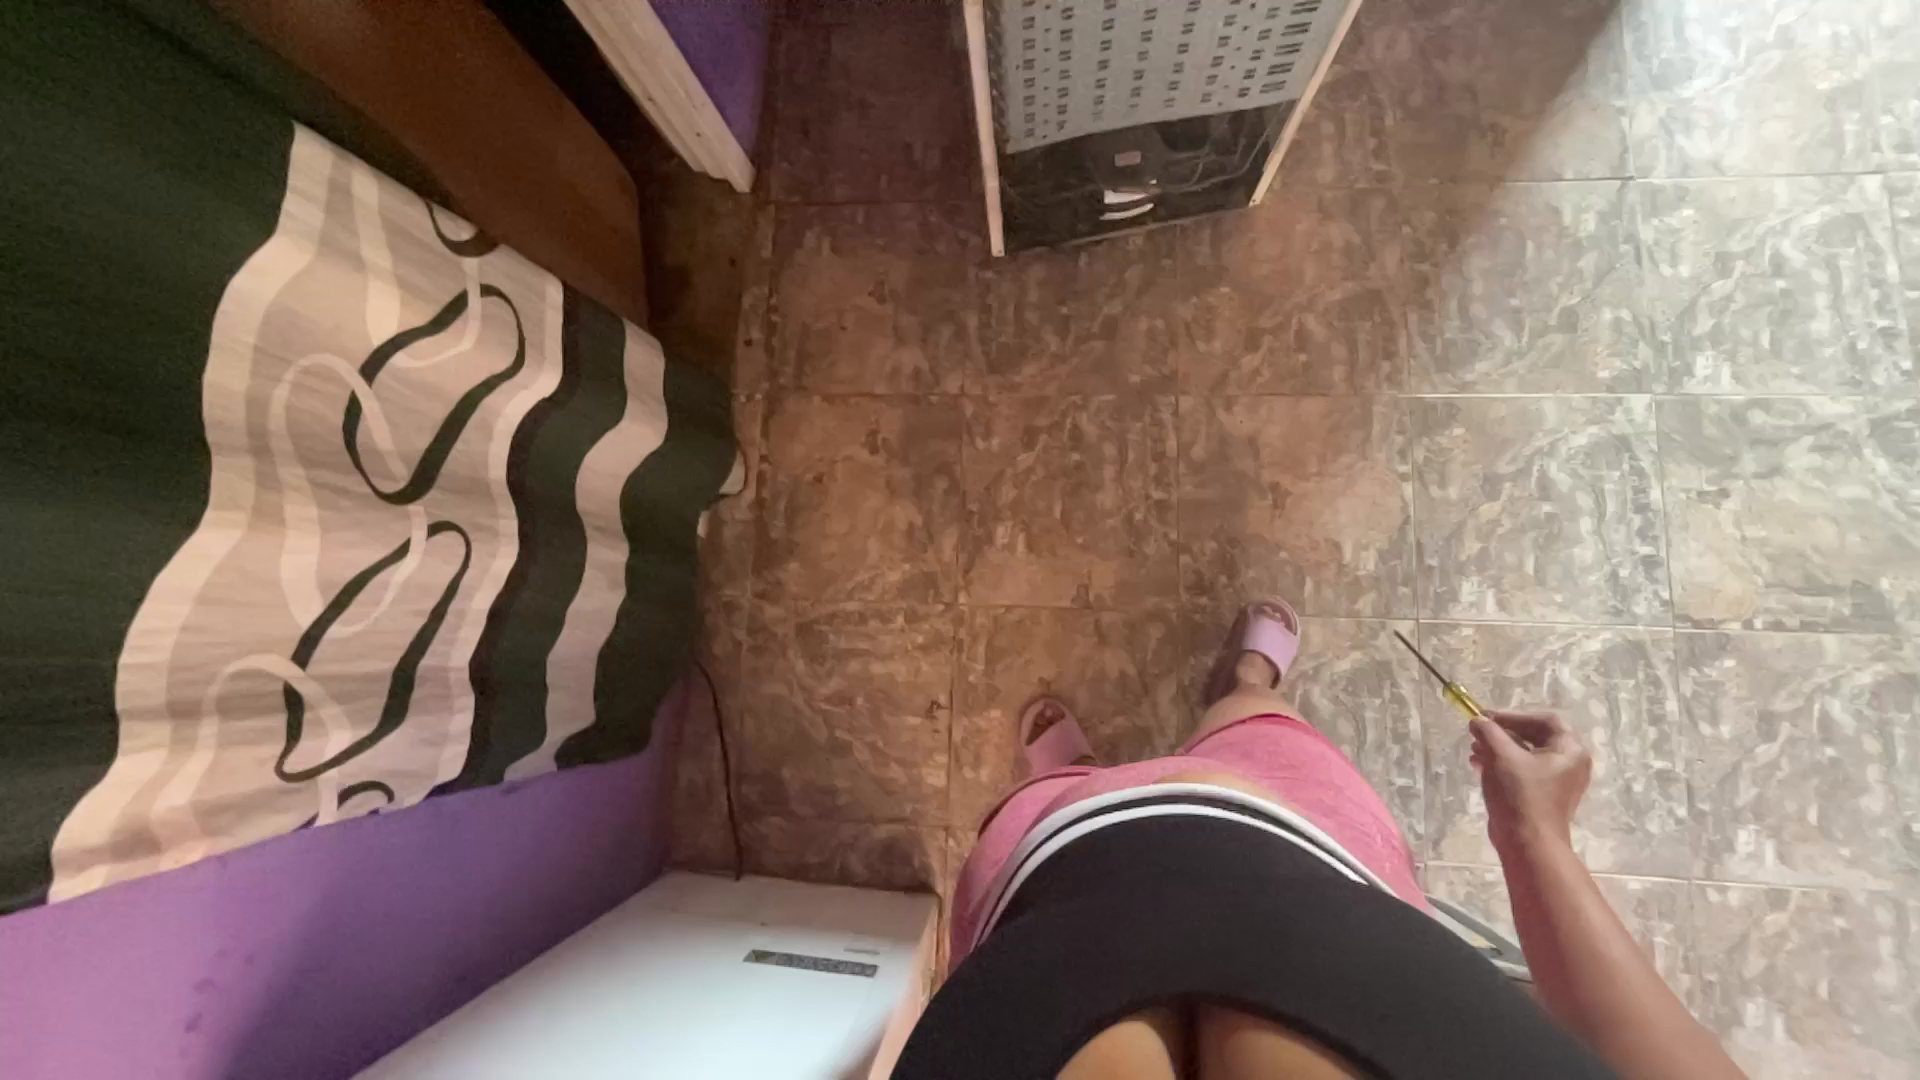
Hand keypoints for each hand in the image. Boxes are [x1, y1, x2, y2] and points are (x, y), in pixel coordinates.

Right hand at [1469, 710, 1591, 855]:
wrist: (1527, 840)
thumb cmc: (1519, 793)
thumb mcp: (1500, 755)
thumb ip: (1488, 731)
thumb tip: (1478, 720)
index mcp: (1570, 751)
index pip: (1546, 719)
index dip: (1514, 715)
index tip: (1487, 718)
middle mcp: (1570, 764)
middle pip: (1535, 735)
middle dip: (1503, 732)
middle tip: (1478, 733)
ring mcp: (1558, 781)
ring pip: (1526, 753)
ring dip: (1498, 747)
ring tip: (1474, 750)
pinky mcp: (1543, 794)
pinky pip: (1523, 769)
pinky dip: (1502, 763)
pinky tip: (1479, 766)